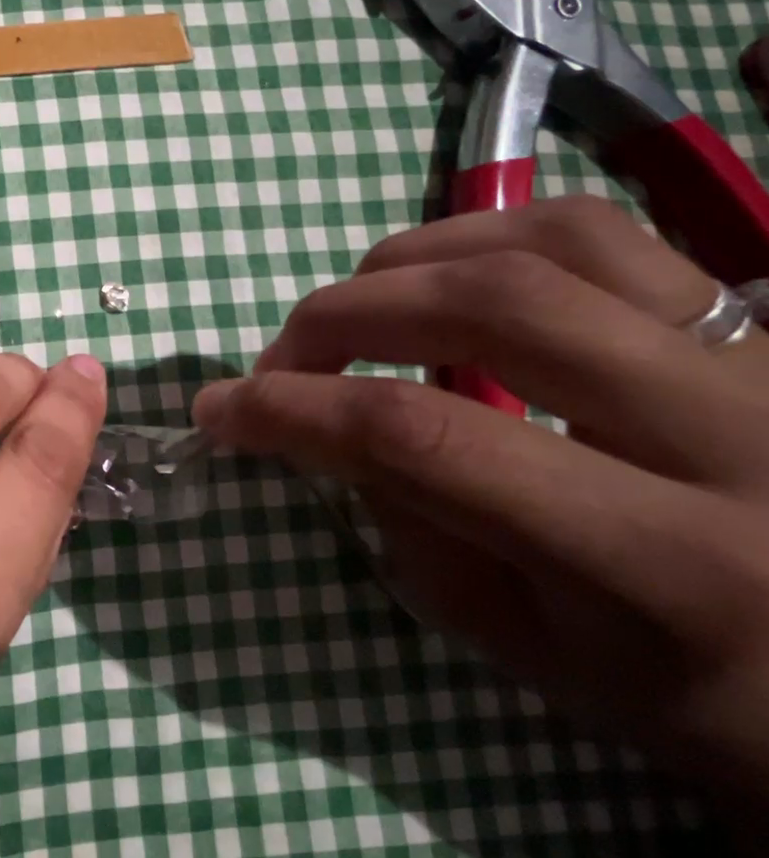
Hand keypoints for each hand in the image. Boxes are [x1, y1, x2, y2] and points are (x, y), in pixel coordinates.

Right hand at [191, 195, 768, 809]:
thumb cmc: (703, 699)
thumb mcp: (539, 658)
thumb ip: (420, 537)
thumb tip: (336, 432)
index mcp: (673, 564)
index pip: (429, 441)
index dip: (295, 412)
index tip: (218, 412)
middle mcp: (739, 436)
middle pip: (491, 309)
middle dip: (340, 319)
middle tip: (280, 358)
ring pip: (556, 243)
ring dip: (409, 259)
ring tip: (354, 307)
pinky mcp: (768, 322)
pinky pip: (613, 235)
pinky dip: (490, 234)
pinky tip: (442, 275)